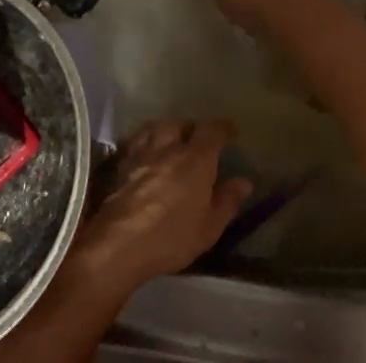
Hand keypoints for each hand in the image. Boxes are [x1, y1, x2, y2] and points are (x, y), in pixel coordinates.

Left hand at [72, 120, 252, 286]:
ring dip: (167, 130)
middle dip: (192, 127)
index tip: (231, 131)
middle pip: (180, 123)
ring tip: (173, 141)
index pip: (211, 131)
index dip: (222, 128)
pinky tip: (148, 155)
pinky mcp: (122, 164)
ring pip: (155, 128)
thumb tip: (243, 181)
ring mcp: (142, 153)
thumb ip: (227, 201)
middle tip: (199, 139)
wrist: (121, 241)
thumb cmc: (172, 236)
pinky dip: (147, 142)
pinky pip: (138, 142)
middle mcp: (168, 147)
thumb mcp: (209, 226)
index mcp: (195, 159)